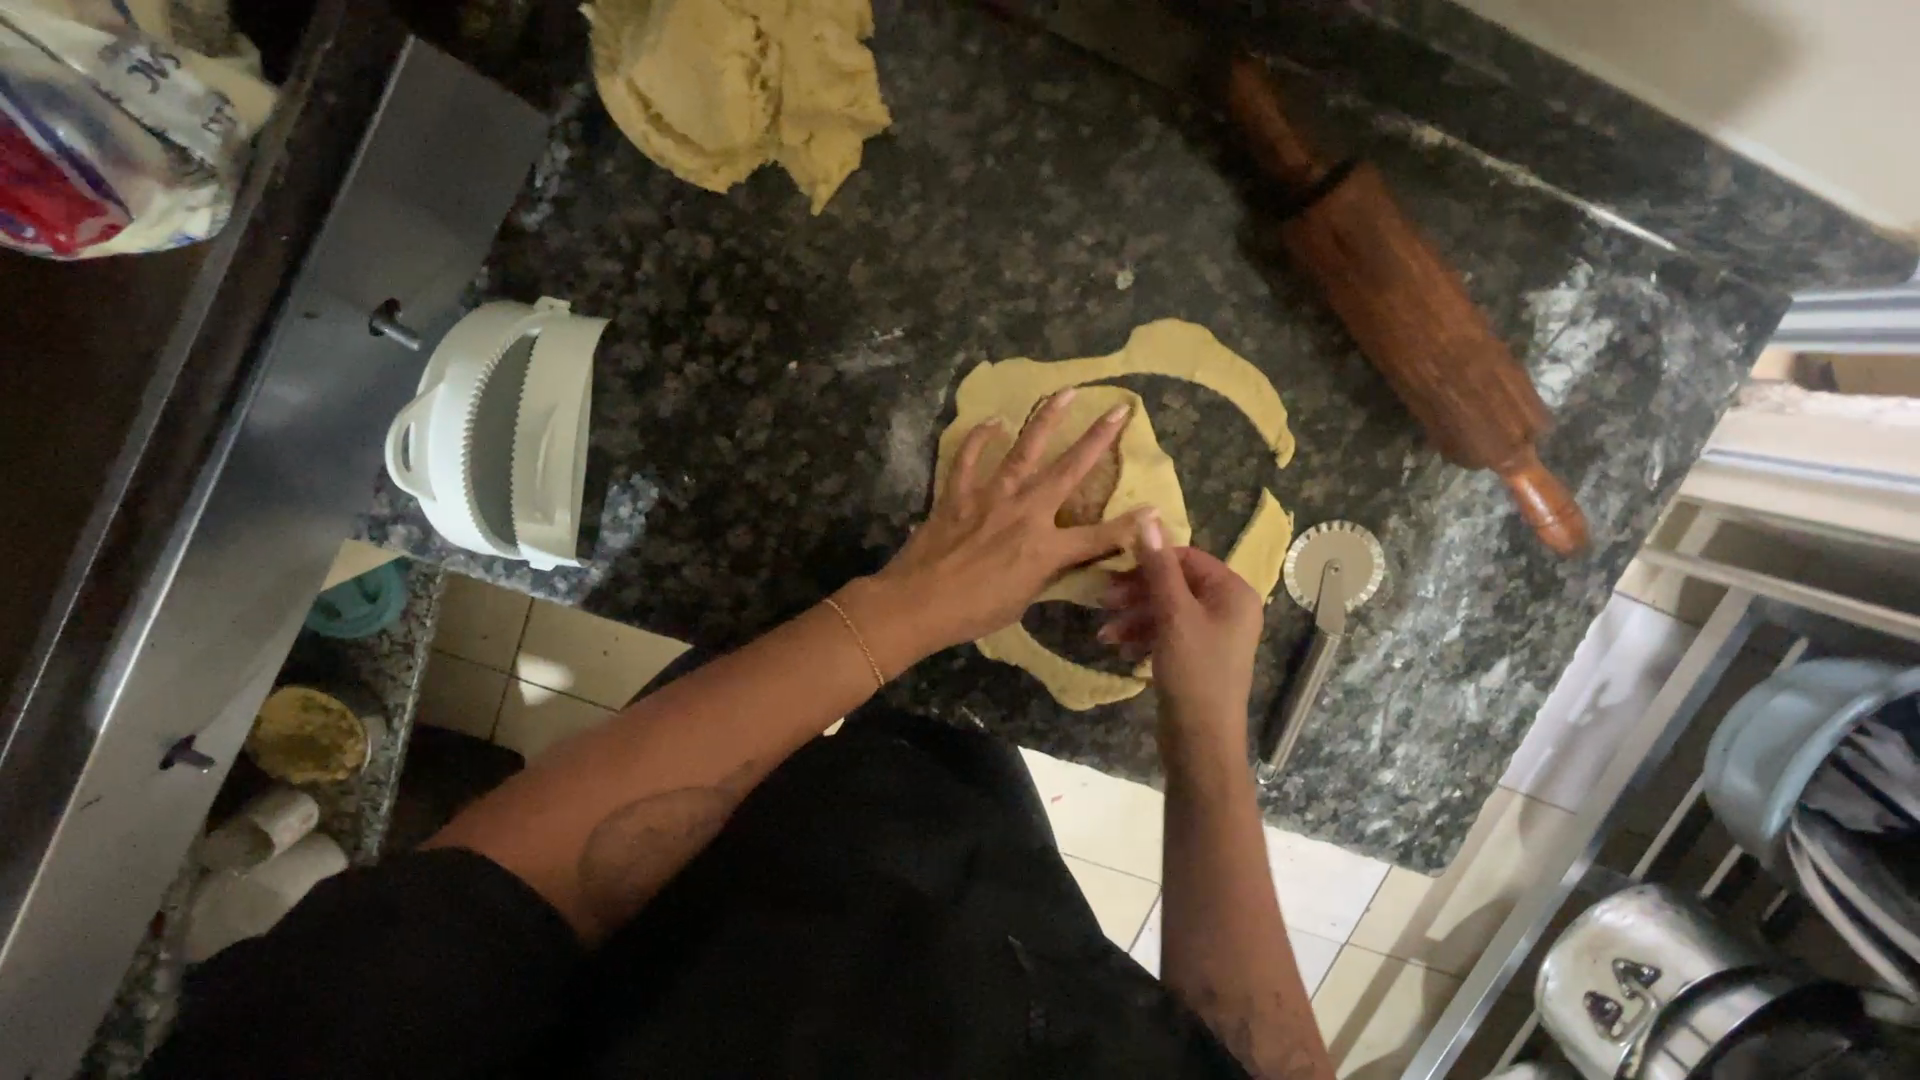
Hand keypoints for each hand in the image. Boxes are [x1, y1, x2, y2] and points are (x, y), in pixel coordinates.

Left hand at [852, 388, 1151, 663]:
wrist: (917, 604)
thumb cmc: (972, 613)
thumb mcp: (1021, 602)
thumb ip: (1045, 575)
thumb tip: (1063, 560)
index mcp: (1044, 549)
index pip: (1098, 537)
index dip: (1129, 526)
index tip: (1153, 508)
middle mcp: (1024, 513)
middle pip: (1069, 470)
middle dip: (1098, 439)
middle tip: (1118, 409)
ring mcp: (990, 497)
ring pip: (1024, 450)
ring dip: (1046, 420)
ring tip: (1064, 393)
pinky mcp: (958, 494)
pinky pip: (969, 459)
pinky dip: (979, 438)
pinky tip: (992, 421)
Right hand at [1099, 530, 1263, 743]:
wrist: (1202, 742)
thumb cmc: (1194, 673)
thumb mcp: (1173, 615)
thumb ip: (1159, 567)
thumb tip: (1148, 517)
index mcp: (1233, 592)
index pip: (1187, 557)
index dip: (1149, 560)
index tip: (1112, 569)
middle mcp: (1228, 608)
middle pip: (1175, 583)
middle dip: (1136, 591)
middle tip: (1102, 599)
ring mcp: (1213, 634)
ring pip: (1166, 609)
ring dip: (1133, 616)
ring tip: (1104, 634)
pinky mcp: (1196, 657)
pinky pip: (1167, 633)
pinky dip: (1142, 636)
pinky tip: (1118, 648)